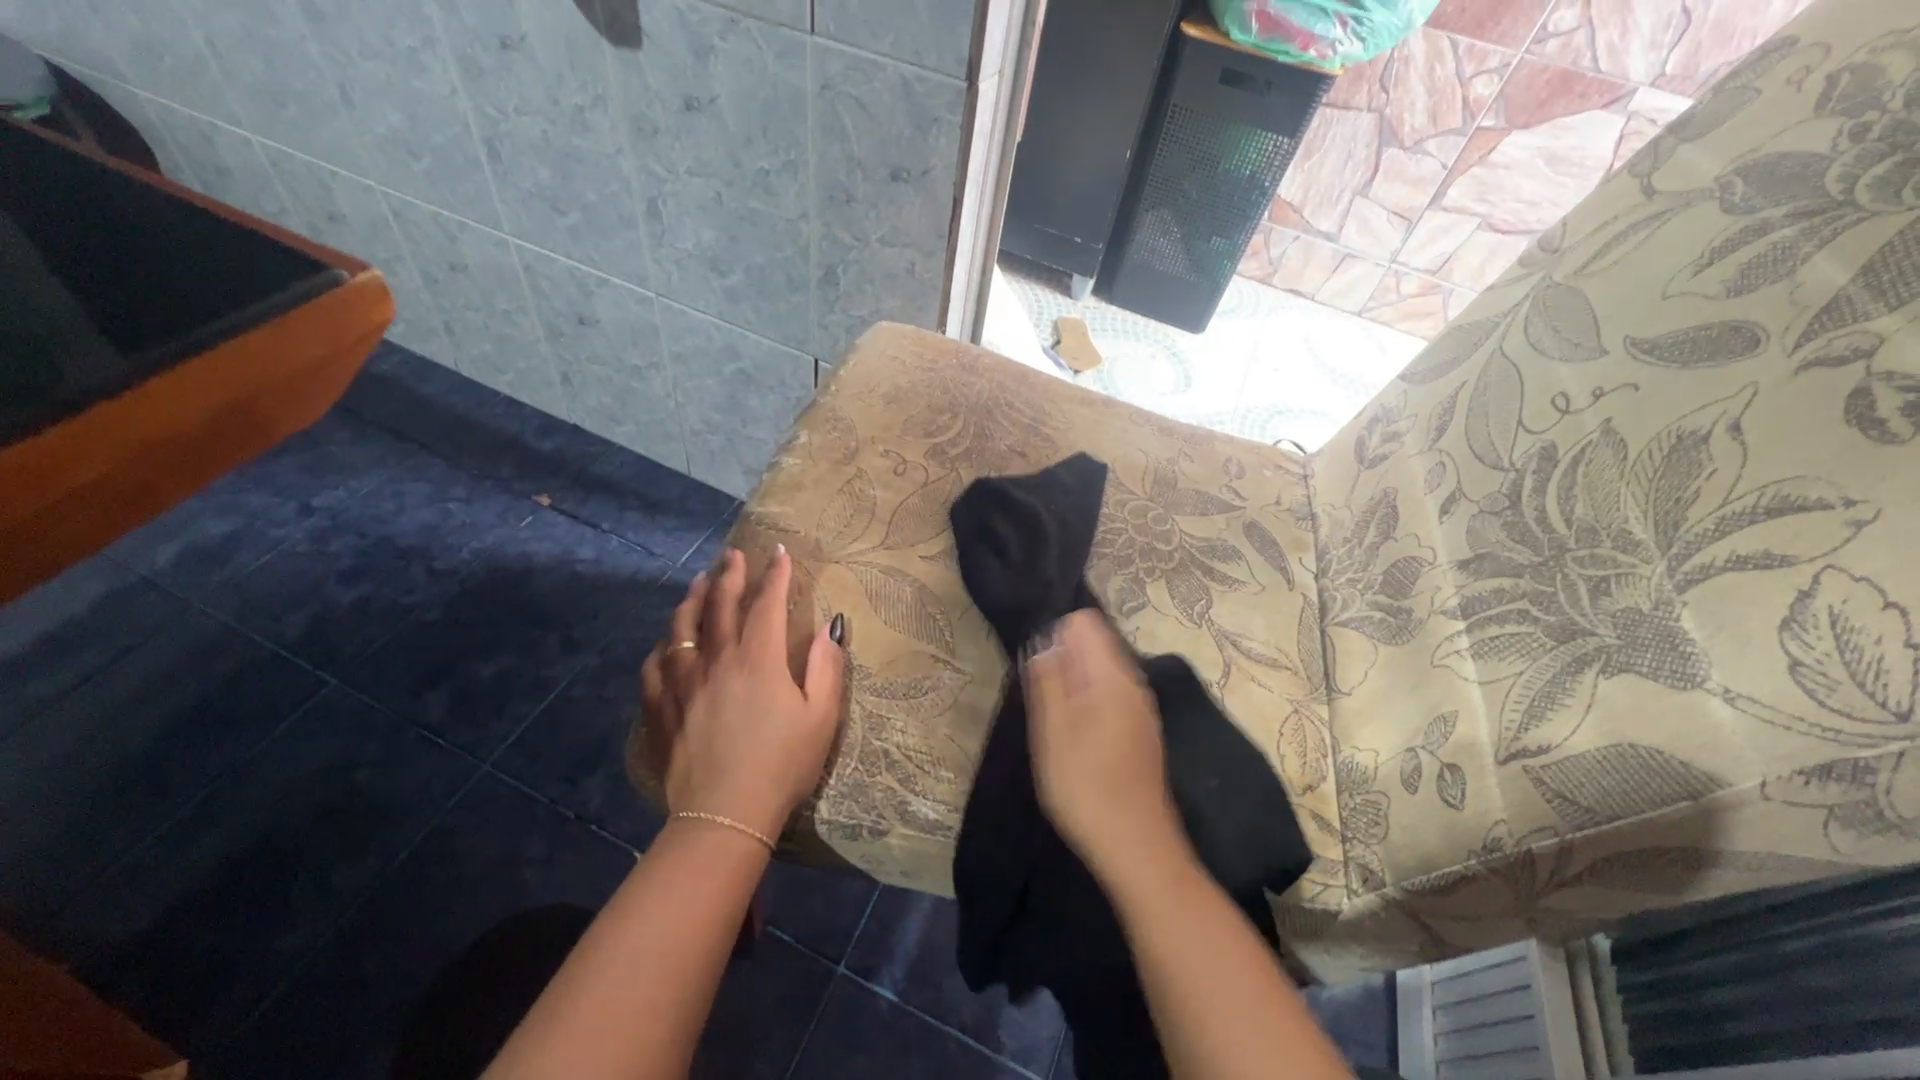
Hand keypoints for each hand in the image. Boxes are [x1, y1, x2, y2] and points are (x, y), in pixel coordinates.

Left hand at [641, 546, 846, 840]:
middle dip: (728, 576)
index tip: (779, 552)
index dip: (775, 576)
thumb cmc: (783, 766)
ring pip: (682, 630)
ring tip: (696, 583)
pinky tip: (665, 644)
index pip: (767, 605)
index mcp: (759, 661)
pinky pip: (655, 668)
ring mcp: (684, 685)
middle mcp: (717, 662)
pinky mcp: (663, 711)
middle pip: (720, 607)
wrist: (725, 815)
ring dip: (691, 600)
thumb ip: (825, 668)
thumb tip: (829, 628)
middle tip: (731, 554)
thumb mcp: (821, 718)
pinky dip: (661, 648)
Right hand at [1022, 610, 1182, 872]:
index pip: (1084, 623)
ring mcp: (1141, 711)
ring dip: (1073, 688)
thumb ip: (1048, 680)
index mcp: (1112, 676)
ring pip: (1101, 676)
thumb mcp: (1052, 732)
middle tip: (1038, 699)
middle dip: (1062, 661)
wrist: (1136, 847)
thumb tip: (1043, 642)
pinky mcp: (1141, 735)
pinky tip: (1072, 741)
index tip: (1034, 666)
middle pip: (1094, 647)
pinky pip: (1110, 700)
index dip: (1055, 634)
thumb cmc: (1086, 788)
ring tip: (1051, 723)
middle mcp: (1133, 685)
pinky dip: (1088, 707)